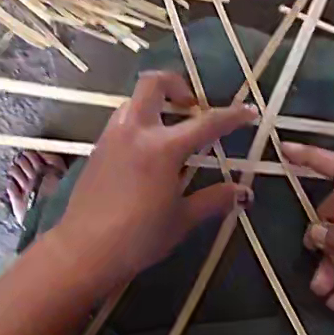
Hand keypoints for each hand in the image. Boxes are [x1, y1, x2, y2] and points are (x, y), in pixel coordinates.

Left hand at [41, 72, 256, 295]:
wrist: (84, 250)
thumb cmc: (138, 238)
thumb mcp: (181, 220)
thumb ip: (213, 199)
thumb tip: (243, 192)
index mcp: (163, 148)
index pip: (206, 123)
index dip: (232, 116)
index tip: (249, 111)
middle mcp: (136, 131)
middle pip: (154, 84)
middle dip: (177, 85)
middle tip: (192, 106)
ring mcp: (113, 136)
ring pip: (134, 100)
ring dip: (155, 103)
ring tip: (170, 129)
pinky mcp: (97, 148)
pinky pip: (121, 120)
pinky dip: (139, 121)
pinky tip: (146, 150)